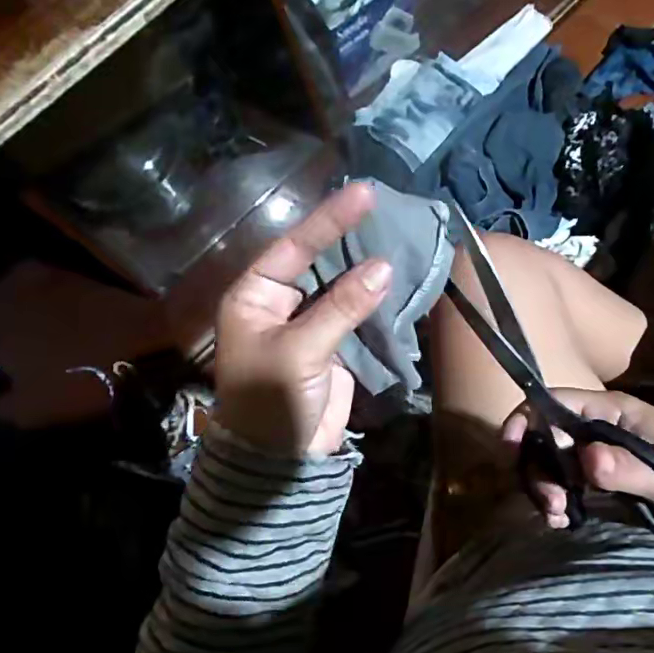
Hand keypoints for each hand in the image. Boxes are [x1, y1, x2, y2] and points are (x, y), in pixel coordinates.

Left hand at [213, 183, 389, 455]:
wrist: (283, 458)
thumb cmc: (272, 400)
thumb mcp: (302, 350)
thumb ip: (341, 308)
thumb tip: (382, 267)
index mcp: (255, 297)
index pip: (293, 248)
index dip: (328, 221)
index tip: (363, 193)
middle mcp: (281, 304)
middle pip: (319, 262)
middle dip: (349, 239)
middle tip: (385, 208)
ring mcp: (311, 325)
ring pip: (342, 288)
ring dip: (367, 269)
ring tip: (398, 237)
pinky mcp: (336, 348)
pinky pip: (358, 316)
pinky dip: (377, 302)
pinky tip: (397, 280)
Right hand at [500, 389, 653, 529]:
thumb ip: (631, 468)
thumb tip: (588, 460)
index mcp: (612, 411)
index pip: (557, 401)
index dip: (527, 418)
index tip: (512, 448)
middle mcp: (594, 427)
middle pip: (543, 436)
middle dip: (536, 468)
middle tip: (552, 504)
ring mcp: (591, 452)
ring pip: (547, 463)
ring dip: (543, 488)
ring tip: (559, 517)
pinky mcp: (592, 477)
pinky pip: (560, 484)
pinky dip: (554, 502)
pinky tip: (563, 521)